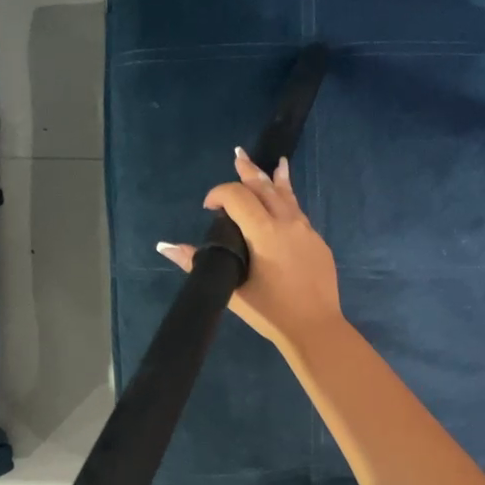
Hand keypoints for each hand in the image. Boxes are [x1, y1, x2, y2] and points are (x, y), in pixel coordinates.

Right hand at [156, 148, 342, 349]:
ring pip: (288, 197)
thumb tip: (166, 247)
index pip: (238, 196)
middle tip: (238, 156)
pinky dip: (289, 202)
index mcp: (265, 233)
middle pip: (265, 188)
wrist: (317, 329)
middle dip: (249, 172)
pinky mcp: (318, 244)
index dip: (219, 194)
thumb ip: (200, 264)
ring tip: (276, 164)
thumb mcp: (233, 290)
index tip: (208, 207)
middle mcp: (288, 224)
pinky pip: (299, 214)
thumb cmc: (272, 313)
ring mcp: (307, 232)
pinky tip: (288, 201)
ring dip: (275, 180)